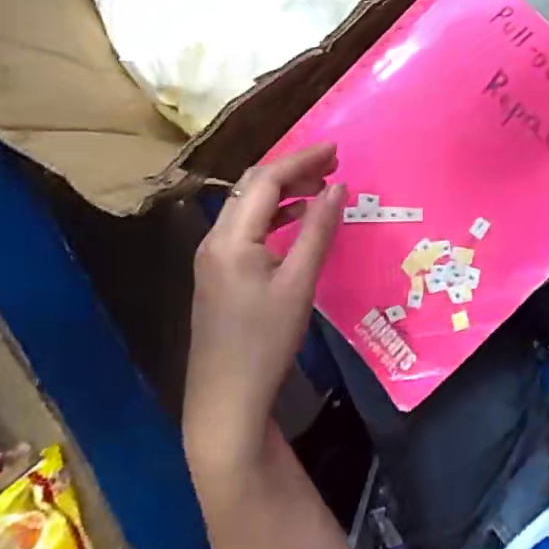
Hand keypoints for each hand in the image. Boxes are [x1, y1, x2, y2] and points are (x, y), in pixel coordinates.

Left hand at [185, 144, 343, 483]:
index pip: (266, 180)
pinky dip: (272, 219)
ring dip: (282, 194)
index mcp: (230, 236)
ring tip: (321, 189)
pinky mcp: (216, 274)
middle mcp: (214, 238)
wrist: (225, 399)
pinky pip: (245, 230)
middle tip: (332, 166)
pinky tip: (296, 223)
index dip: (301, 159)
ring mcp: (211, 257)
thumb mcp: (298, 284)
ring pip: (248, 208)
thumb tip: (337, 187)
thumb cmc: (265, 342)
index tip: (335, 149)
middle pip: (253, 188)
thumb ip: (318, 231)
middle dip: (292, 171)